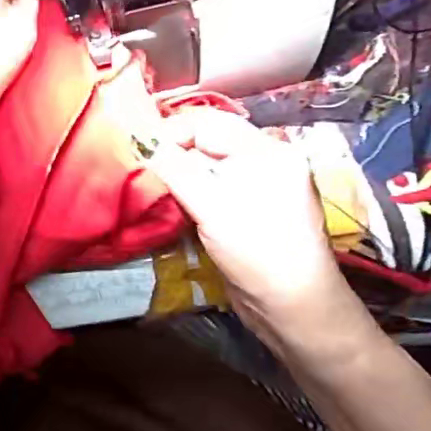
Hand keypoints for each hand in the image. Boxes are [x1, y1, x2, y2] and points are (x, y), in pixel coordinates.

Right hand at [142, 108, 374, 356]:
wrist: (292, 307)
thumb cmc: (257, 251)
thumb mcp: (211, 204)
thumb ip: (174, 167)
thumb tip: (138, 137)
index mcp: (266, 151)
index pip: (208, 123)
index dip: (171, 133)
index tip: (138, 152)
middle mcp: (262, 163)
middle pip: (205, 143)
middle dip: (171, 154)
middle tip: (140, 172)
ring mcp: (254, 188)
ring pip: (203, 167)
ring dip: (176, 176)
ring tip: (152, 190)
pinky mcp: (243, 211)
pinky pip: (208, 189)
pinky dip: (187, 193)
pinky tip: (172, 206)